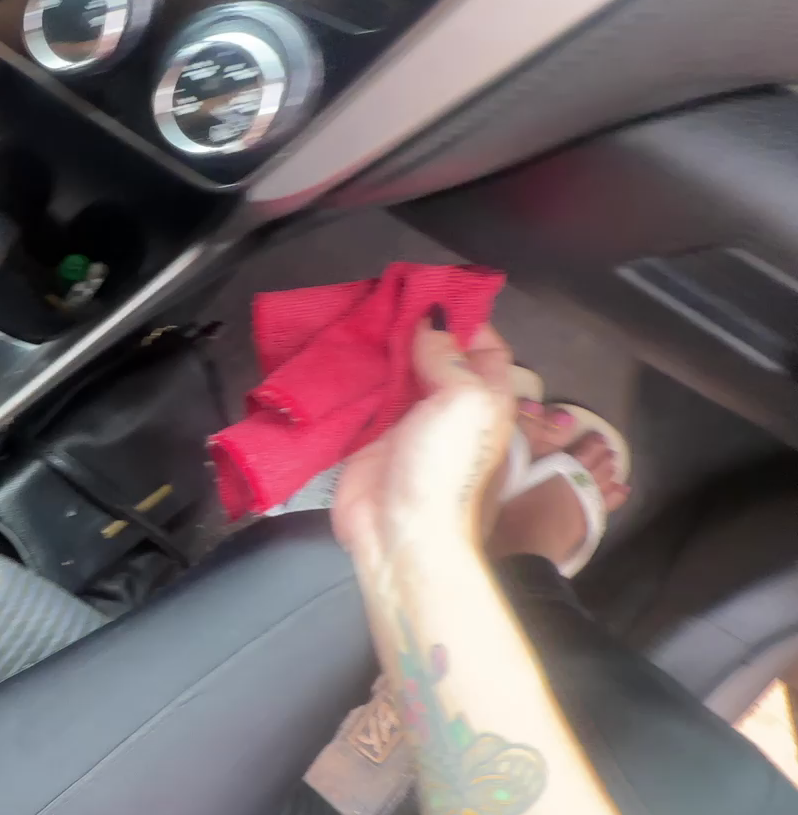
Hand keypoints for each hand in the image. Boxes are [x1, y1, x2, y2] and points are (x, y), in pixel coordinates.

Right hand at [333, 320, 515, 559]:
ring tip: (351, 322)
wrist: (398, 526)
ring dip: (375, 353)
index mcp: (482, 394)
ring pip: (391, 375)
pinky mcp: (364, 437)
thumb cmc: (442, 466)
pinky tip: (332, 361)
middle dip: (409, 329)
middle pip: (430, 356)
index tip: (427, 288)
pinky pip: (358, 400)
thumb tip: (432, 318)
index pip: (480, 343)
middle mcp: (444, 404)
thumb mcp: (461, 401)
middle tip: (379, 299)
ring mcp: (402, 421)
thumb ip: (447, 357)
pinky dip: (348, 381)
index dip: (459, 316)